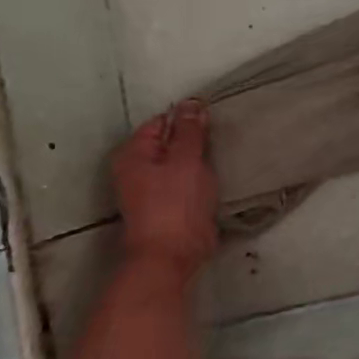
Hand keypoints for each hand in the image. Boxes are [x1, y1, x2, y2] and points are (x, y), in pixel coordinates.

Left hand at [113, 101, 218, 272]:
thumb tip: (191, 103)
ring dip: (201, 162)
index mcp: (133, 153)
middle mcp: (138, 169)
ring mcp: (153, 190)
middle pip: (171, 143)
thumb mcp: (185, 160)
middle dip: (196, 141)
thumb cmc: (175, 203)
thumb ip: (190, 131)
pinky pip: (188, 184)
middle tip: (222, 139)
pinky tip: (220, 178)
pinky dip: (202, 180)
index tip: (214, 121)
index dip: (188, 119)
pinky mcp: (171, 207)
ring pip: (181, 165)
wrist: (172, 254)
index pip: (162, 122)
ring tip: (224, 157)